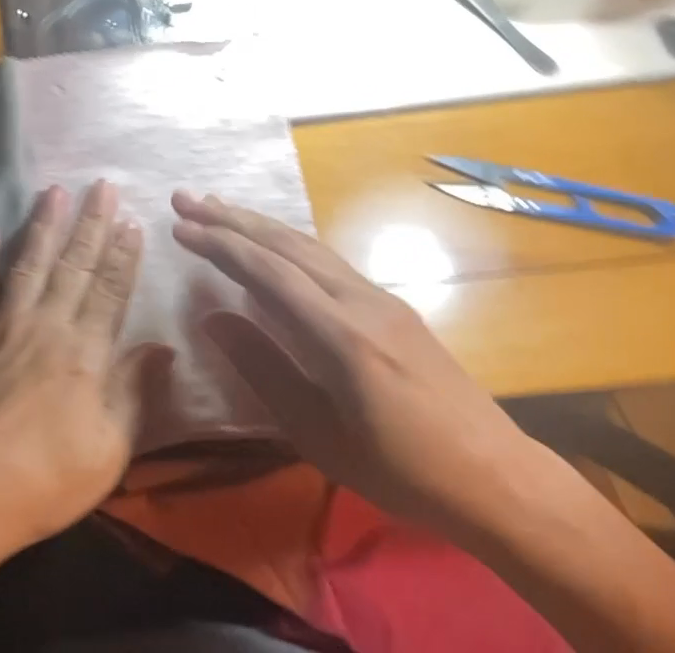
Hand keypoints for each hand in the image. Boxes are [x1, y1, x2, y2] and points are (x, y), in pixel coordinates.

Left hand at [0, 181, 168, 562]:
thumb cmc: (46, 481)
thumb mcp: (110, 450)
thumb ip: (134, 393)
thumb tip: (162, 348)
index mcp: (85, 353)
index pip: (110, 291)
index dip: (123, 255)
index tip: (131, 221)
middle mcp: (45, 326)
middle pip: (74, 266)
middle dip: (90, 224)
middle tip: (101, 185)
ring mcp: (1, 327)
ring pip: (28, 264)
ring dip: (42, 226)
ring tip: (54, 191)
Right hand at [171, 191, 552, 536]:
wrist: (495, 478)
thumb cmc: (400, 469)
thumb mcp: (318, 433)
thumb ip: (264, 369)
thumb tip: (212, 318)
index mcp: (342, 336)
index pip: (270, 273)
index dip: (221, 246)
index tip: (179, 226)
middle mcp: (363, 303)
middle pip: (289, 246)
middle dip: (233, 219)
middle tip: (186, 197)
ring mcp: (383, 301)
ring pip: (311, 248)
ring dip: (260, 225)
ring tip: (218, 208)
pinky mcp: (394, 310)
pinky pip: (329, 262)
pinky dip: (288, 244)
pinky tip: (272, 245)